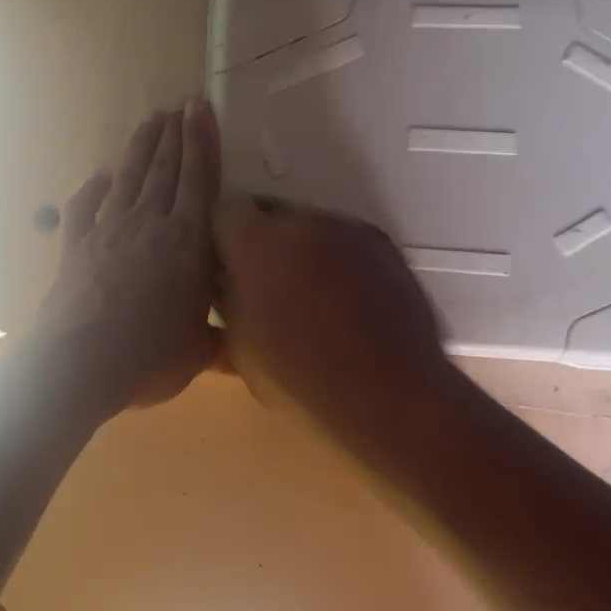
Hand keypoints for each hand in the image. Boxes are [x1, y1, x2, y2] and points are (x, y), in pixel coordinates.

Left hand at [30, 102, 222, 419]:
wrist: (82, 361)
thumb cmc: (150, 357)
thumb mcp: (196, 352)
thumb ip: (212, 340)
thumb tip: (225, 344)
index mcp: (188, 242)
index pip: (200, 180)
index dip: (203, 142)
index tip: (201, 109)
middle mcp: (150, 224)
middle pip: (165, 169)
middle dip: (175, 134)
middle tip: (180, 105)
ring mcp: (110, 230)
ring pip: (130, 178)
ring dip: (141, 147)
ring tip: (151, 120)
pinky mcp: (77, 244)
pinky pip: (85, 207)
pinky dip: (93, 189)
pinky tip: (101, 177)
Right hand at [212, 196, 451, 423]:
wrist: (390, 399)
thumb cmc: (301, 381)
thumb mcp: (240, 345)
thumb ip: (225, 300)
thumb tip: (221, 283)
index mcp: (257, 244)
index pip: (222, 211)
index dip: (219, 239)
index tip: (222, 268)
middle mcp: (302, 223)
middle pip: (268, 214)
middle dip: (260, 244)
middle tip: (262, 287)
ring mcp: (348, 230)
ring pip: (308, 228)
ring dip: (300, 252)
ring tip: (307, 300)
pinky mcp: (382, 245)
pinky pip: (344, 242)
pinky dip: (335, 262)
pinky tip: (342, 303)